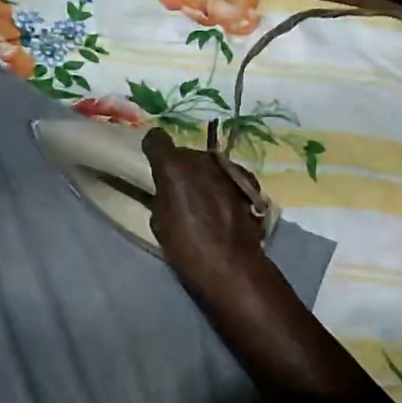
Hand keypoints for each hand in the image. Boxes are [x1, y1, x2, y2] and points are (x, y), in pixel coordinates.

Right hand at [142, 127, 267, 289]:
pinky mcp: (247, 180)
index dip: (154, 148)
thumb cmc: (186, 247)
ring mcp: (226, 168)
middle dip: (181, 167)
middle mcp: (200, 159)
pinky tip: (225, 203)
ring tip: (205, 200)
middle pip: (185, 153)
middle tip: (181, 190)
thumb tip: (167, 189)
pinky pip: (228, 174)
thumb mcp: (159, 221)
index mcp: (172, 167)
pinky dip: (224, 184)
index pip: (156, 139)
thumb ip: (162, 195)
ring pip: (208, 163)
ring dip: (204, 175)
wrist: (230, 263)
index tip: (154, 161)